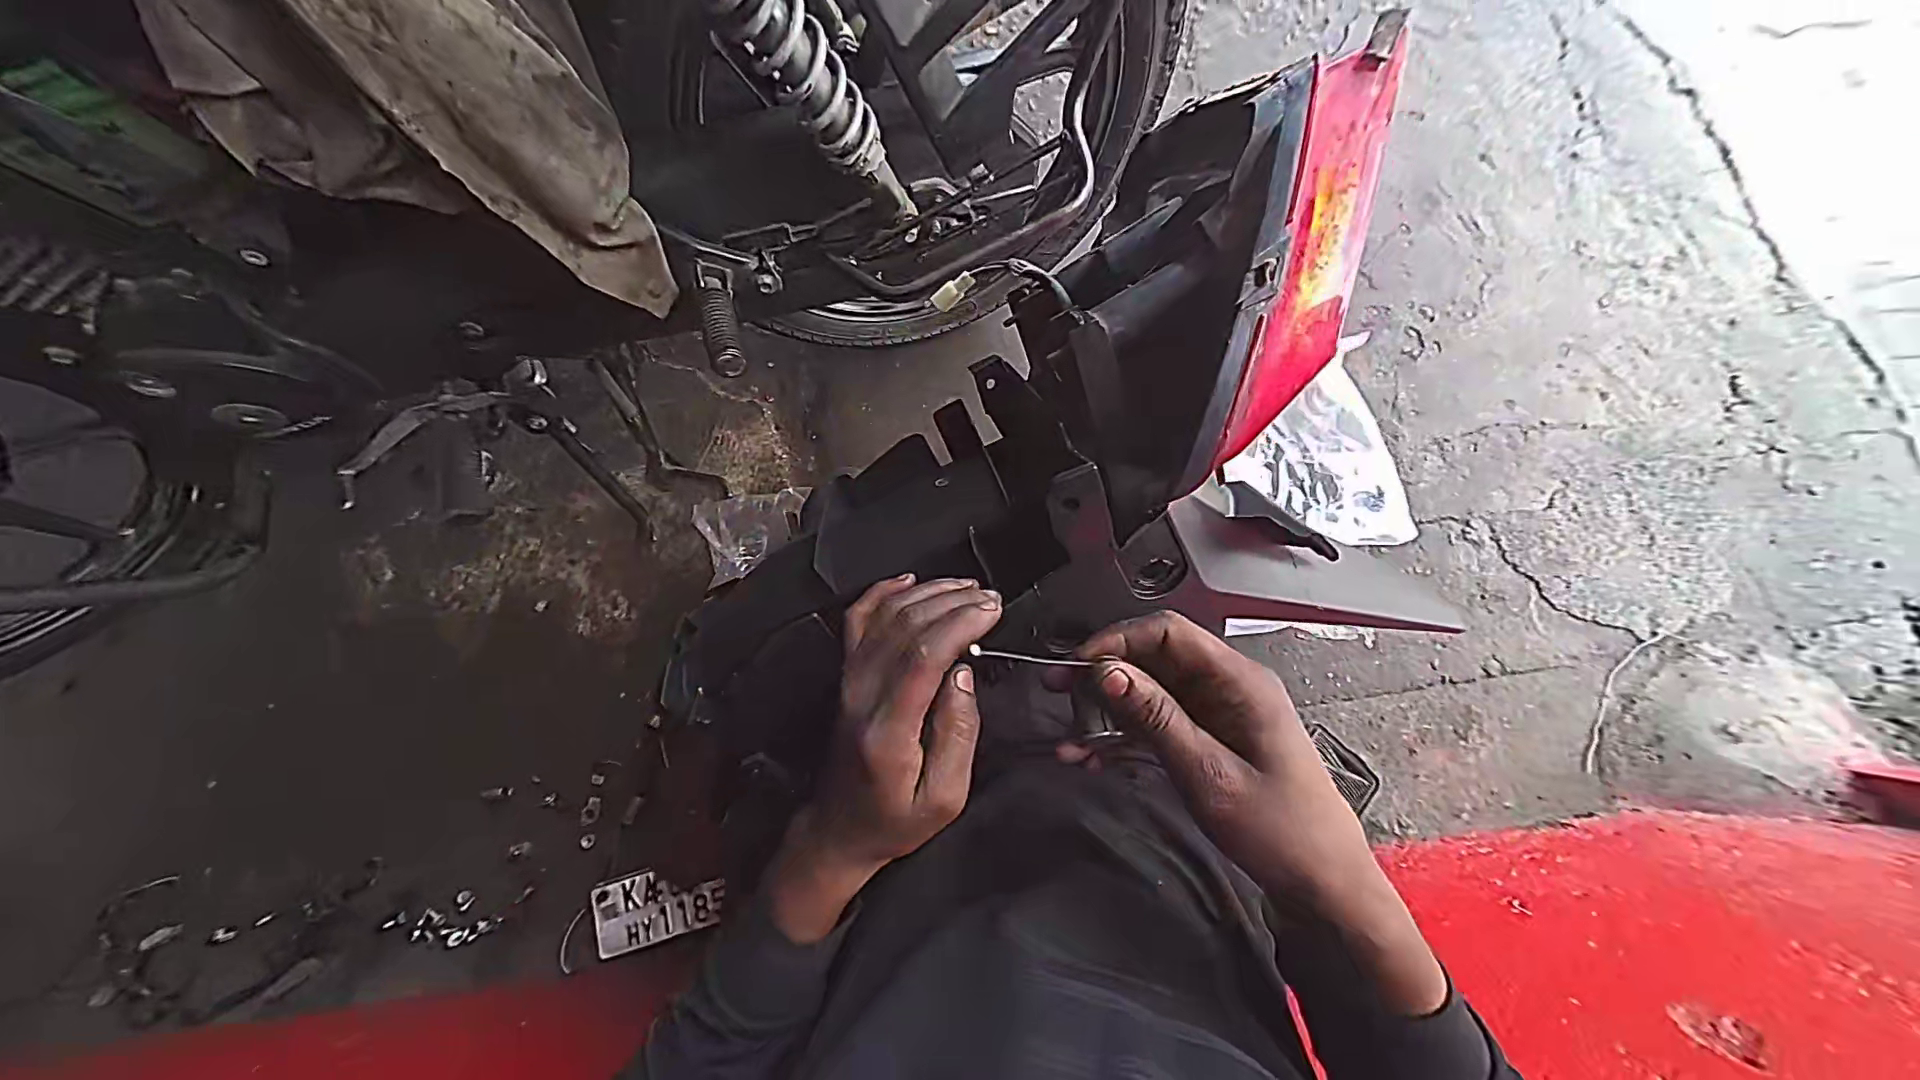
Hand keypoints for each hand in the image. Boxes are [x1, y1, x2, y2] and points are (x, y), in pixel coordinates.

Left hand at [766, 575, 1000, 942]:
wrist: (840, 824)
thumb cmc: (892, 817)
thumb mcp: (944, 797)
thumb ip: (959, 733)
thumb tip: (964, 676)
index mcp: (888, 730)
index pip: (923, 655)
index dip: (961, 623)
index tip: (992, 610)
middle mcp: (861, 695)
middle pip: (906, 625)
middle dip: (955, 602)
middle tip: (989, 599)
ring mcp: (849, 679)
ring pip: (885, 614)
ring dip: (929, 592)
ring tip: (966, 588)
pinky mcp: (846, 673)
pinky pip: (859, 618)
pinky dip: (883, 592)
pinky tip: (909, 581)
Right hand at [1067, 611, 1447, 1014]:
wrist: (1322, 886)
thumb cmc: (1283, 832)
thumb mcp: (1210, 774)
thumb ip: (1156, 717)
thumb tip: (1109, 671)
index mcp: (1239, 681)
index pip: (1168, 632)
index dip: (1118, 640)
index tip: (1081, 665)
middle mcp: (1225, 687)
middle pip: (1152, 659)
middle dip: (1103, 674)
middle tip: (1061, 690)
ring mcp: (1214, 712)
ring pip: (1146, 692)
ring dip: (1106, 712)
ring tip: (1070, 735)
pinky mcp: (1205, 738)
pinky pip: (1153, 723)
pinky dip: (1121, 738)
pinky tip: (1092, 757)